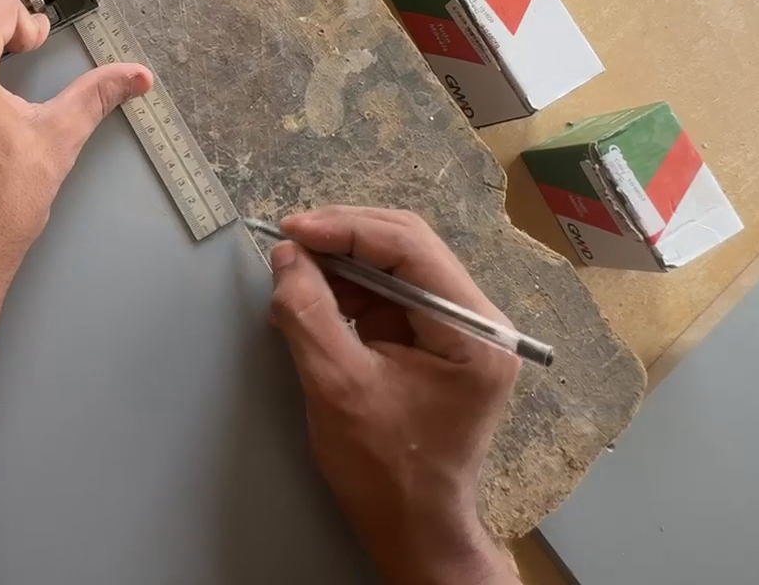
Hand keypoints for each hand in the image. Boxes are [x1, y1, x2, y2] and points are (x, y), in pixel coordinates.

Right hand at [268, 207, 521, 584]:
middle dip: (342, 235)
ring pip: (389, 260)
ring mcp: (450, 326)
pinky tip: (309, 294)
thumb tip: (286, 255)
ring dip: (338, 259)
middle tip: (290, 239)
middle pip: (404, 243)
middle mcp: (471, 319)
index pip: (409, 247)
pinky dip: (342, 284)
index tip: (292, 230)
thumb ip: (308, 313)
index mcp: (471, 332)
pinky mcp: (425, 335)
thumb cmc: (385, 470)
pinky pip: (381, 288)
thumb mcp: (337, 387)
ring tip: (293, 271)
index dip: (345, 229)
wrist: (413, 529)